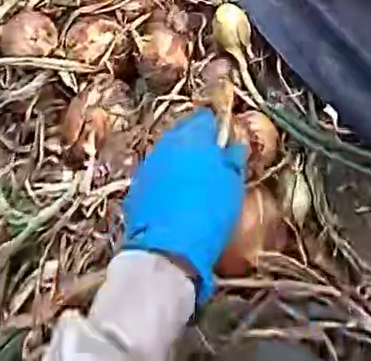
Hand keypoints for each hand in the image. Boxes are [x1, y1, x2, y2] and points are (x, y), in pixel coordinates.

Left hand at [122, 111, 248, 301]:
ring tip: (196, 186)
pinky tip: (178, 203)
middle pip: (185, 135)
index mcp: (192, 135)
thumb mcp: (233, 183)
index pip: (207, 118)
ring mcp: (148, 167)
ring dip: (182, 164)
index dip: (219, 130)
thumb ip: (233, 158)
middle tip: (214, 166)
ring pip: (170, 156)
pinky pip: (156, 178)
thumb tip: (234, 146)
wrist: (167, 254)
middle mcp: (166, 144)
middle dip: (199, 146)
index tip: (227, 145)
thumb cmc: (208, 212)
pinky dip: (166, 184)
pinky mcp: (135, 191)